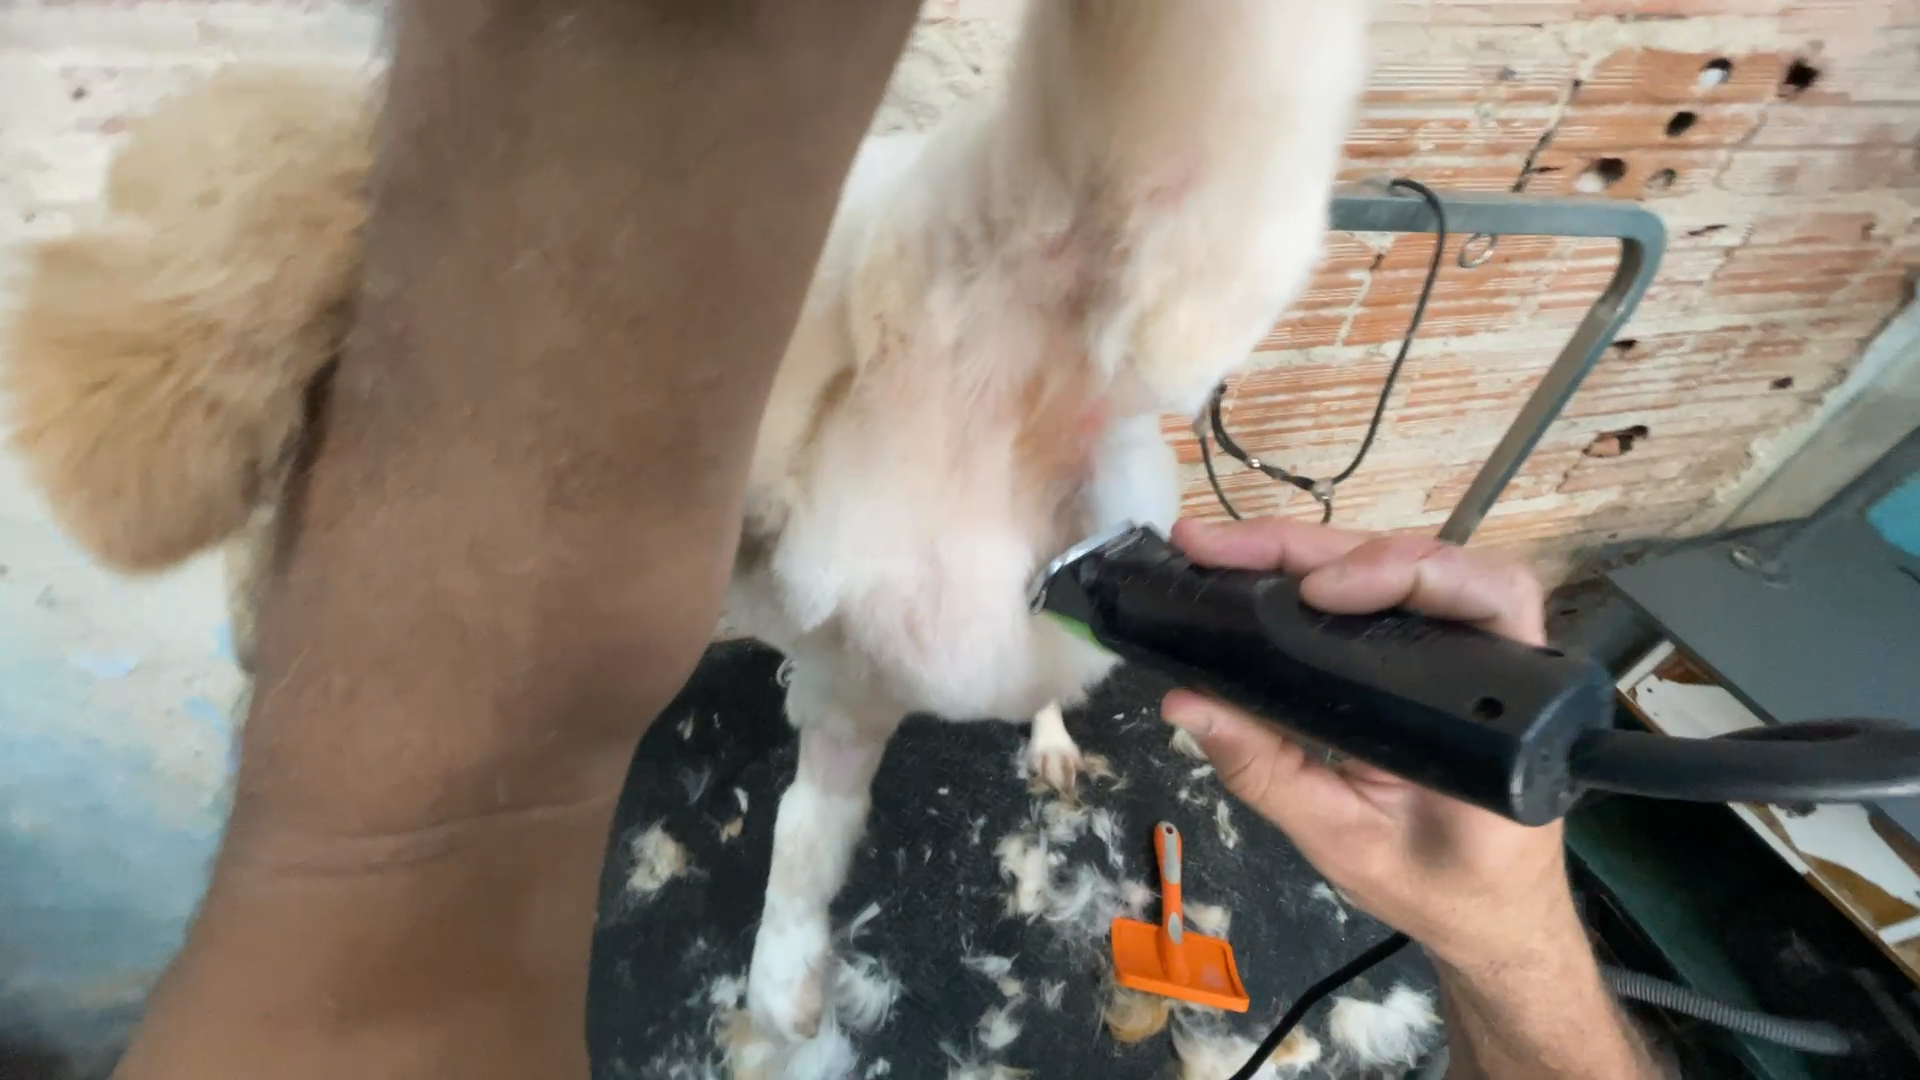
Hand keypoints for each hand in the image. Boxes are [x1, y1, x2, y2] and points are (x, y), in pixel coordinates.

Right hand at [1160, 517, 1577, 969]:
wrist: (1483, 912)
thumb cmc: (1434, 883)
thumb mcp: (1342, 838)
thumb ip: (1265, 771)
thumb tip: (1183, 701)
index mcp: (1500, 708)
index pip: (1482, 594)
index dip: (1397, 572)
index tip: (1317, 593)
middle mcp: (1485, 658)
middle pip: (1407, 557)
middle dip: (1301, 546)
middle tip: (1205, 544)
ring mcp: (1448, 648)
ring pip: (1380, 560)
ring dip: (1295, 549)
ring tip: (1213, 551)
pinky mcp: (1411, 652)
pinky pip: (1360, 593)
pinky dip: (1299, 573)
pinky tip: (1247, 574)